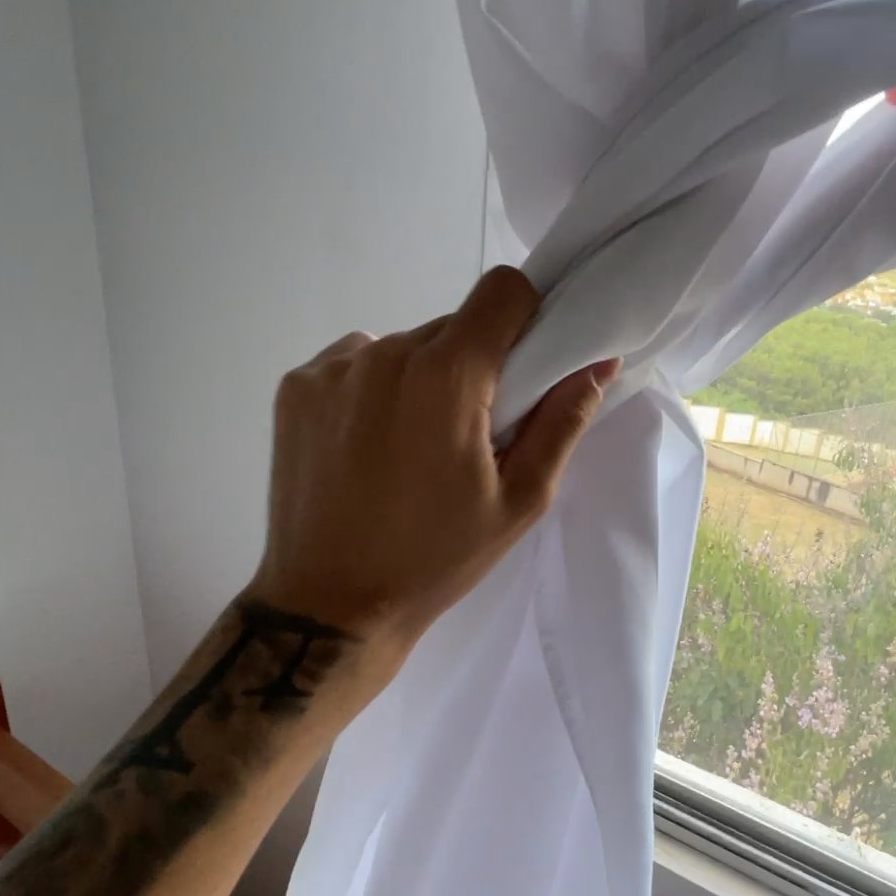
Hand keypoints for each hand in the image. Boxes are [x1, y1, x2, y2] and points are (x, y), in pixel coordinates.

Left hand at [246, 266, 617, 650]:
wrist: (330, 605)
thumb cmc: (437, 558)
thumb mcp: (520, 500)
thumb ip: (562, 422)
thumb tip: (599, 363)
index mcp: (446, 376)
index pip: (503, 290)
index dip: (526, 317)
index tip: (524, 367)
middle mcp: (385, 352)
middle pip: (453, 326)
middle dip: (473, 366)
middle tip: (471, 434)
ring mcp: (332, 368)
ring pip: (403, 347)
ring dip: (422, 380)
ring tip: (413, 449)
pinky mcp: (296, 387)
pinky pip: (355, 363)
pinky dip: (373, 390)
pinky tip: (370, 448)